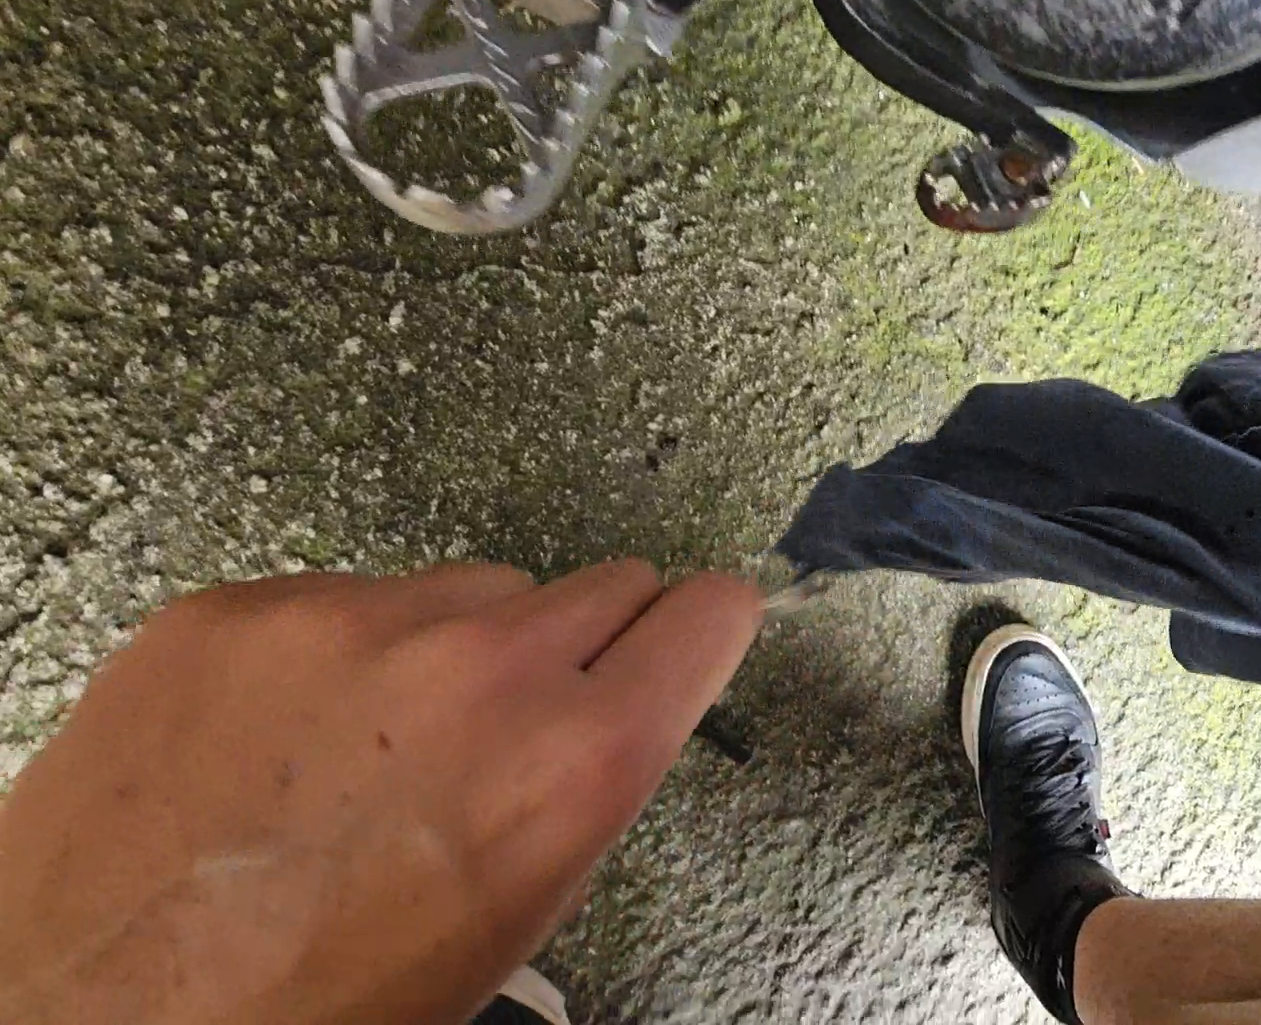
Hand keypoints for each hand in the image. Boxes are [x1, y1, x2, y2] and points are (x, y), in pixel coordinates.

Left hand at [0, 561, 760, 1024]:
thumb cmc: (340, 990)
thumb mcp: (537, 890)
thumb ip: (610, 758)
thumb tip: (636, 679)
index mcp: (576, 760)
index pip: (712, 611)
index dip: (710, 623)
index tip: (691, 633)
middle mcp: (486, 671)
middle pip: (617, 579)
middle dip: (595, 637)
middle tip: (533, 706)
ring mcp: (357, 624)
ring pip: (495, 583)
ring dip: (478, 639)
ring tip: (397, 732)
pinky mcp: (245, 606)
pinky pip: (372, 589)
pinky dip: (365, 642)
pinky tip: (303, 725)